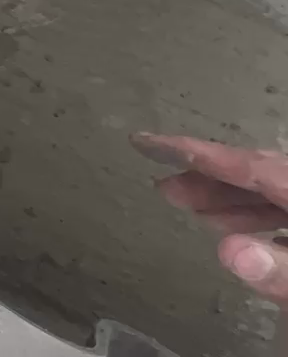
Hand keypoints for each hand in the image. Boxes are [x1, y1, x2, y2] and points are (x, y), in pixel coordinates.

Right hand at [134, 132, 287, 302]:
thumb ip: (287, 273)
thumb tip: (229, 253)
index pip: (253, 165)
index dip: (195, 151)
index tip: (142, 141)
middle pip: (267, 177)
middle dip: (212, 182)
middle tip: (167, 192)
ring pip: (281, 195)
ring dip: (236, 203)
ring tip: (199, 216)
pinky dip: (265, 221)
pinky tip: (249, 238)